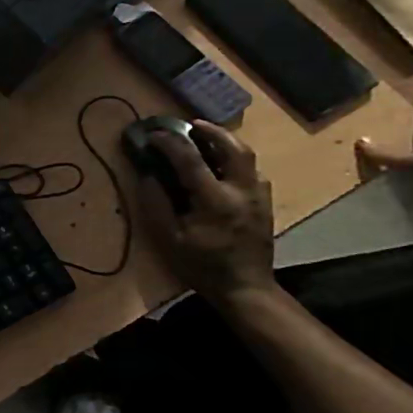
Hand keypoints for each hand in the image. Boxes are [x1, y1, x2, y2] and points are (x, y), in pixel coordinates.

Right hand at [138, 121, 275, 301]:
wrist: (244, 288)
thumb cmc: (201, 266)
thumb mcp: (169, 239)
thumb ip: (156, 205)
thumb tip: (148, 176)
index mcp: (214, 199)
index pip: (190, 159)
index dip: (170, 143)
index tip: (153, 135)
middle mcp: (241, 191)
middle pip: (233, 147)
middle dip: (211, 131)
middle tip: (191, 124)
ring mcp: (257, 196)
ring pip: (247, 156)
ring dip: (226, 143)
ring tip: (207, 139)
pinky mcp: (264, 203)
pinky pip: (253, 172)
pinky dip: (236, 161)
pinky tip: (223, 168)